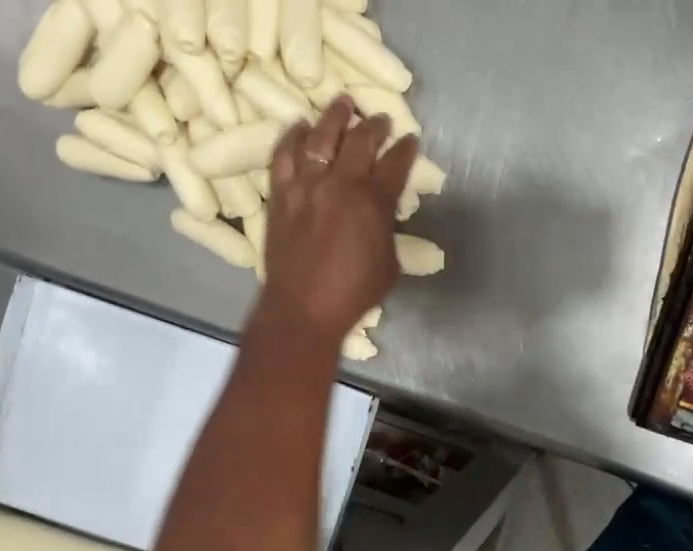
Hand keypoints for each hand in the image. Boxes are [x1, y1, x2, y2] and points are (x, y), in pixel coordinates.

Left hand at [256, 98, 420, 342]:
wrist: (304, 307)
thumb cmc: (355, 293)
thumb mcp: (388, 264)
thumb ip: (386, 231)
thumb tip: (380, 216)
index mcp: (373, 202)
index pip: (395, 165)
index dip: (406, 150)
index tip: (411, 139)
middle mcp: (340, 184)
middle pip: (360, 142)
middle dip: (375, 126)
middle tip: (382, 118)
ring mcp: (306, 185)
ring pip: (320, 138)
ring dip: (335, 116)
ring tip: (343, 101)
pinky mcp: (281, 193)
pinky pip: (285, 154)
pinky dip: (293, 136)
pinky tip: (300, 125)